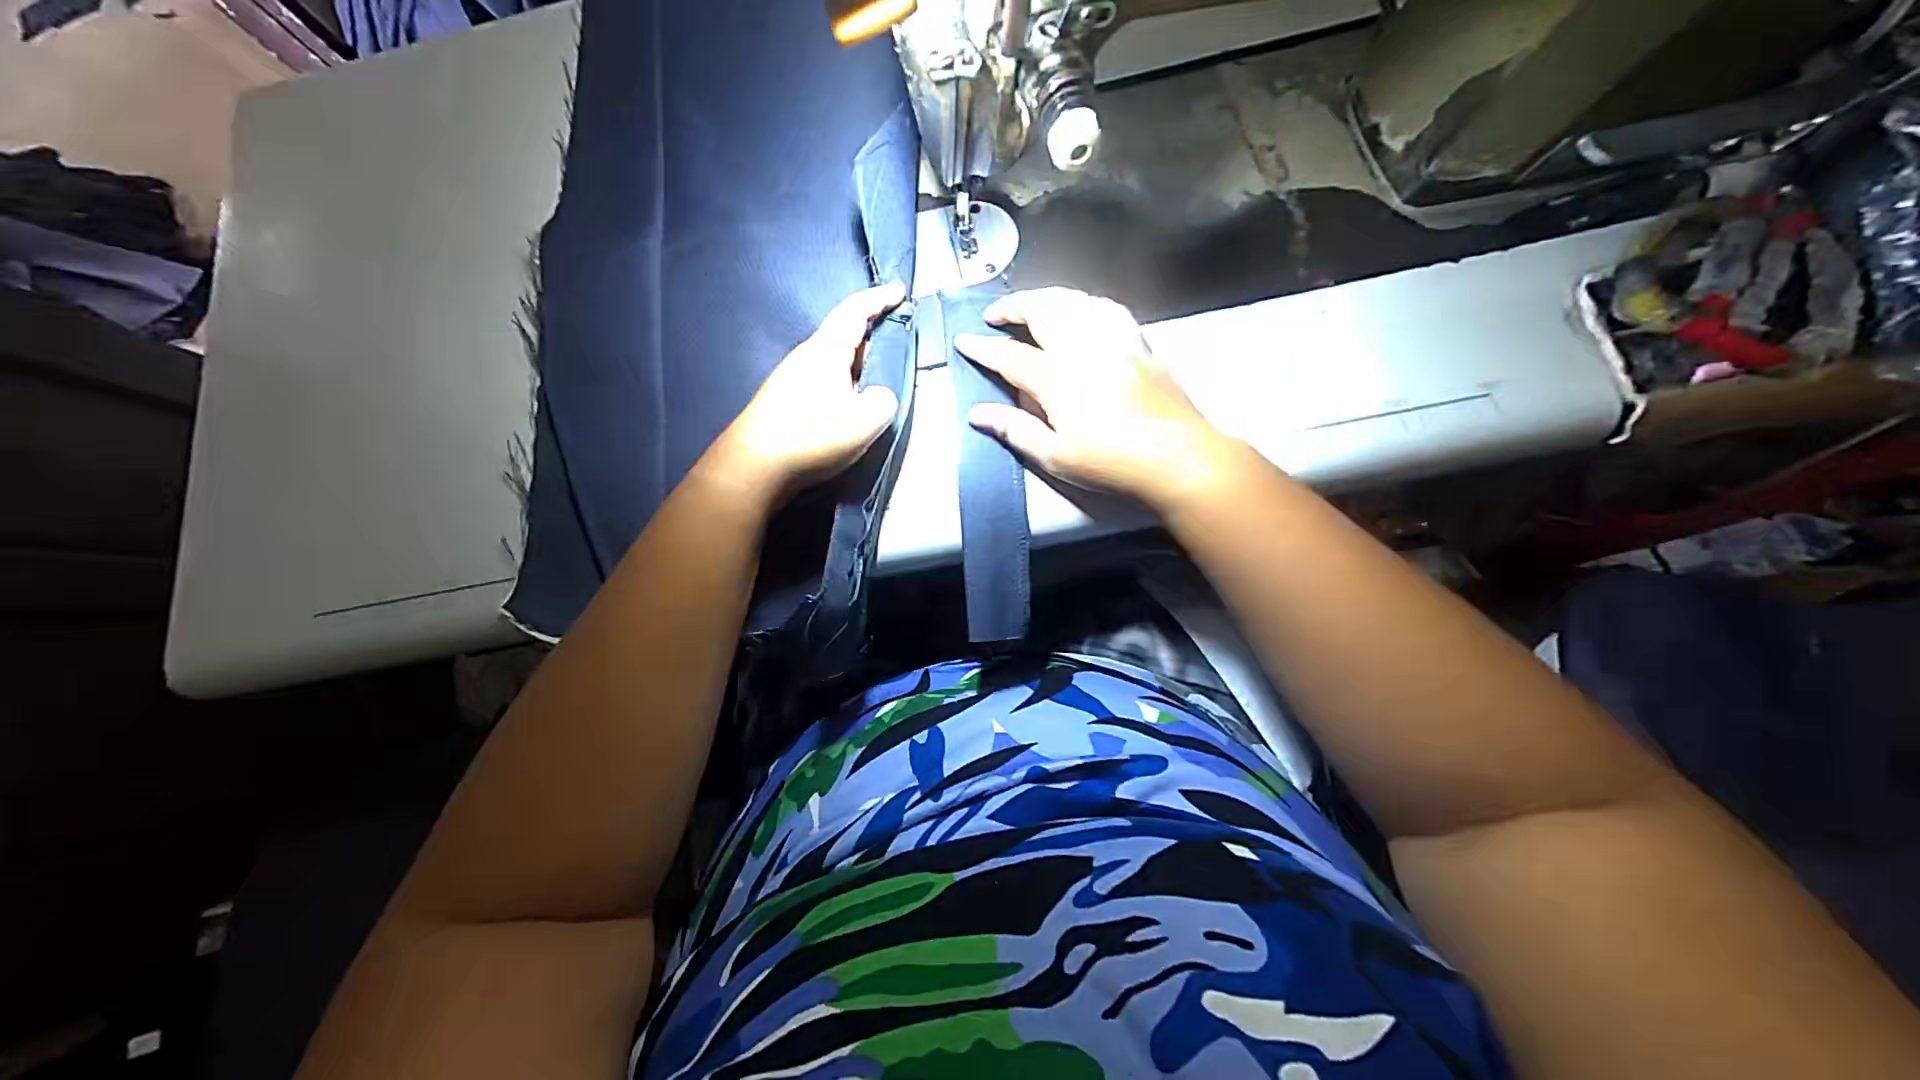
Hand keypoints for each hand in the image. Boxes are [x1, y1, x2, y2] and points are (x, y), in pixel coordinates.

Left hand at [710, 283, 906, 503]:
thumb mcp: (866, 420)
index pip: (855, 311)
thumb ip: (884, 400)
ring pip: (830, 360)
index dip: (879, 299)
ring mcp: (789, 378)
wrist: (754, 465)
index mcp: (826, 350)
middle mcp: (805, 356)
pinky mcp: (781, 402)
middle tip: (893, 342)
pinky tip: (845, 405)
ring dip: (853, 364)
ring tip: (873, 381)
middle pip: (841, 334)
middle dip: (868, 333)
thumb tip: (879, 396)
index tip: (899, 290)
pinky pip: (820, 380)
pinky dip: (840, 383)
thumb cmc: (813, 435)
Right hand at [955, 287, 1240, 510]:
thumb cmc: (1113, 463)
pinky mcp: (1141, 343)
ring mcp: (1116, 340)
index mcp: (1059, 378)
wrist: (1178, 457)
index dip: (983, 347)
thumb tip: (977, 415)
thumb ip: (1015, 430)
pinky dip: (1085, 302)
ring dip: (1047, 297)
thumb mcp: (1056, 457)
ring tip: (1032, 305)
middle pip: (1043, 311)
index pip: (1011, 355)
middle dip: (1014, 306)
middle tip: (995, 313)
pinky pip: (1108, 309)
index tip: (964, 340)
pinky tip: (1082, 309)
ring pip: (1075, 301)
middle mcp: (1085, 348)